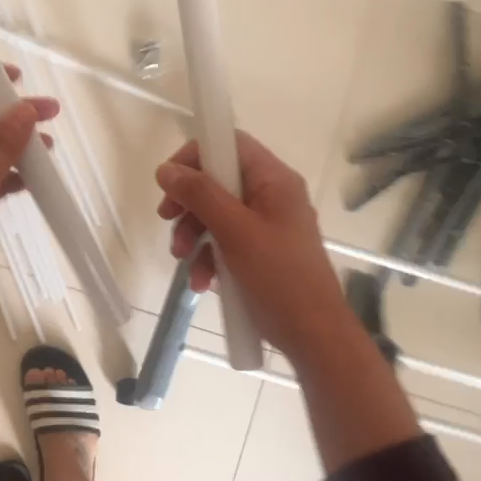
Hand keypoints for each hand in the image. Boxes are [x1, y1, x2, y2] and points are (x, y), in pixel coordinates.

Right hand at [153, 132, 350, 354]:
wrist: (314, 336)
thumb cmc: (279, 278)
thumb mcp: (235, 232)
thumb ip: (200, 195)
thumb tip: (166, 169)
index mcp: (274, 180)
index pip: (229, 144)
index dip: (195, 156)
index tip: (170, 182)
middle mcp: (272, 196)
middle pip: (218, 181)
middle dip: (189, 204)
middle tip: (167, 220)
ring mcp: (267, 225)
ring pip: (216, 214)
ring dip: (193, 235)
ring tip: (183, 261)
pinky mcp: (262, 253)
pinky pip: (225, 242)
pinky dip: (208, 258)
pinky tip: (201, 282)